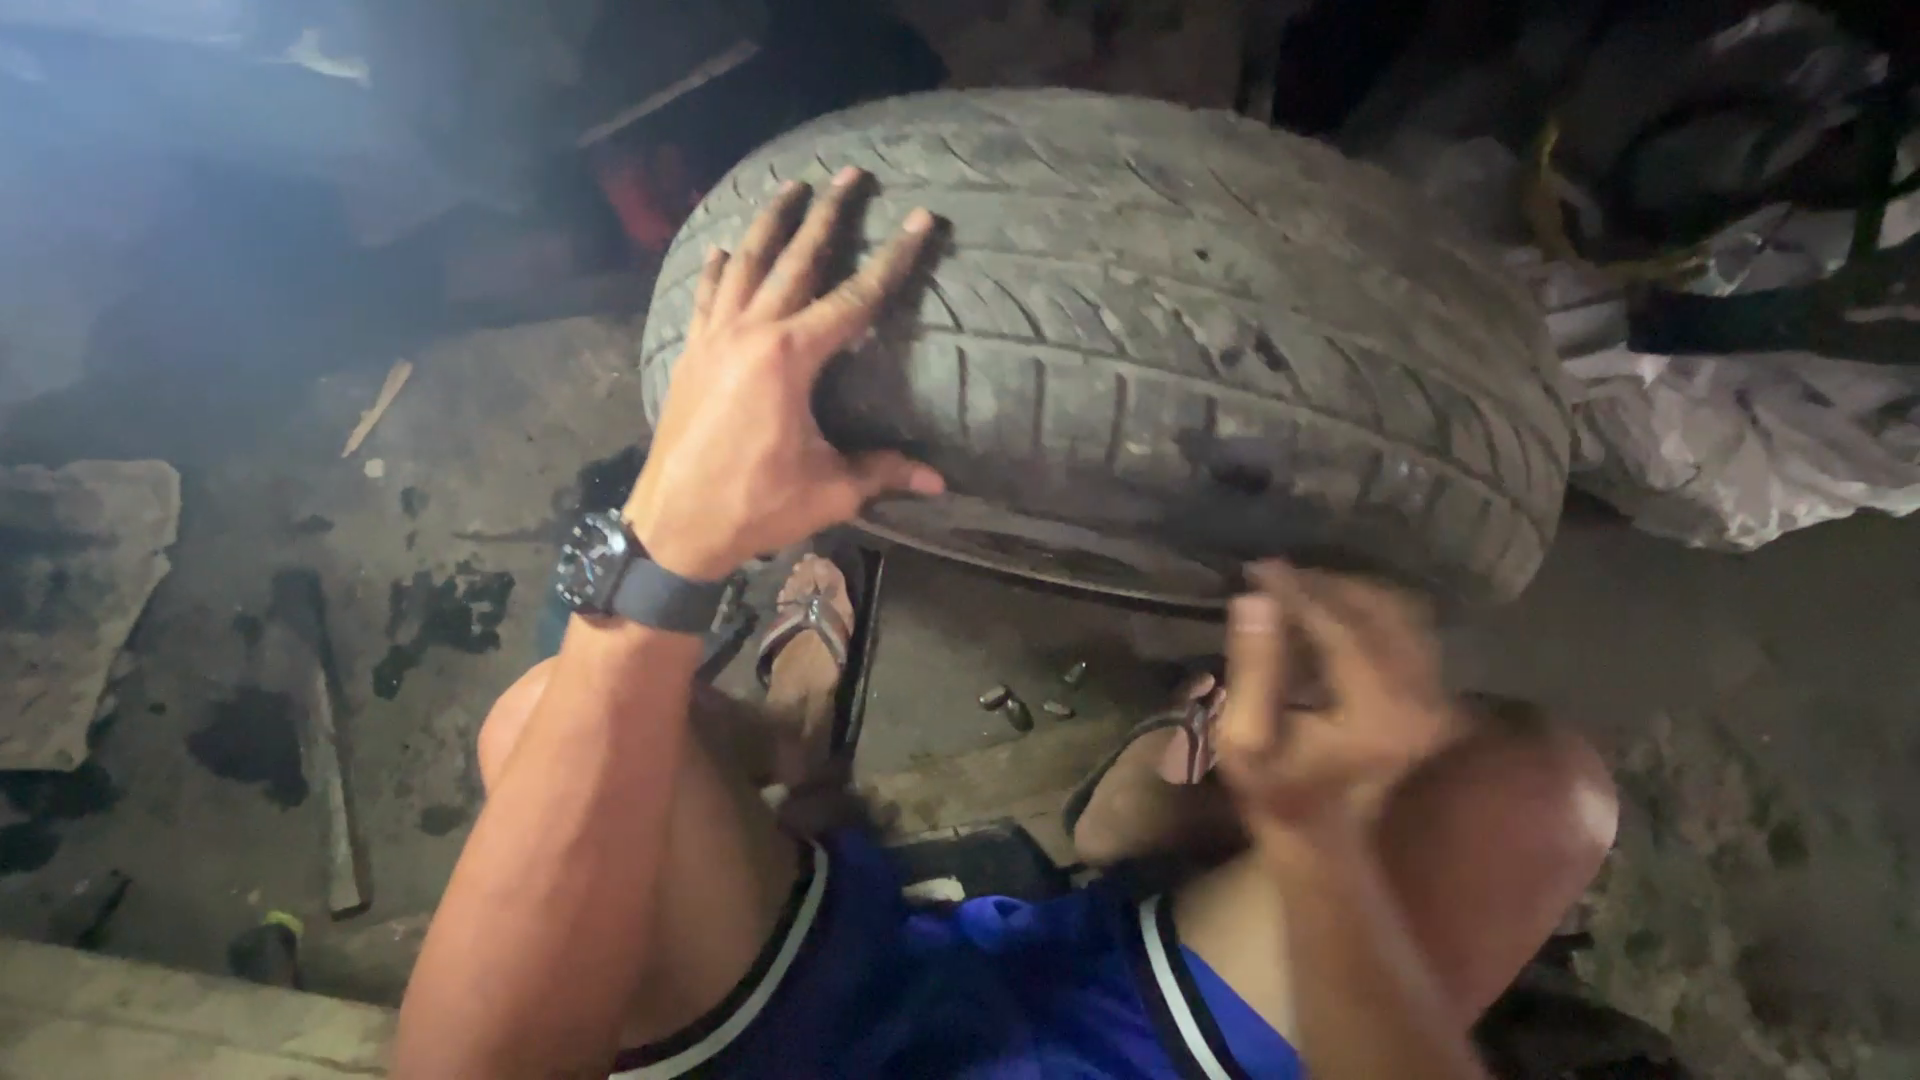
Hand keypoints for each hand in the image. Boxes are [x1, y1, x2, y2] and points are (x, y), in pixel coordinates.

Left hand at [623, 168, 944, 580]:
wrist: (674, 525)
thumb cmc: (755, 506)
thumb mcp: (830, 490)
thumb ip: (882, 472)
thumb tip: (939, 480)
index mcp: (789, 359)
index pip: (855, 299)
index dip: (893, 259)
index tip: (919, 219)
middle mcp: (749, 333)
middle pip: (794, 260)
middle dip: (827, 215)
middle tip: (849, 174)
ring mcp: (713, 340)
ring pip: (743, 265)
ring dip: (768, 224)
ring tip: (788, 188)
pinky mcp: (690, 355)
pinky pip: (706, 297)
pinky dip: (716, 270)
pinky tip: (721, 251)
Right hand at [1215, 561, 1459, 851]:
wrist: (1323, 836)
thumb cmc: (1275, 791)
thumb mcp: (1244, 740)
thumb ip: (1253, 668)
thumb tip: (1254, 598)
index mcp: (1379, 713)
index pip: (1339, 628)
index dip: (1296, 591)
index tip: (1256, 567)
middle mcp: (1422, 698)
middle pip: (1377, 610)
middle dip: (1322, 583)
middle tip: (1273, 573)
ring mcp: (1435, 696)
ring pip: (1398, 612)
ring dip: (1346, 591)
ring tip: (1296, 586)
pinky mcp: (1433, 693)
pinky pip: (1406, 627)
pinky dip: (1364, 609)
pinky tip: (1324, 611)